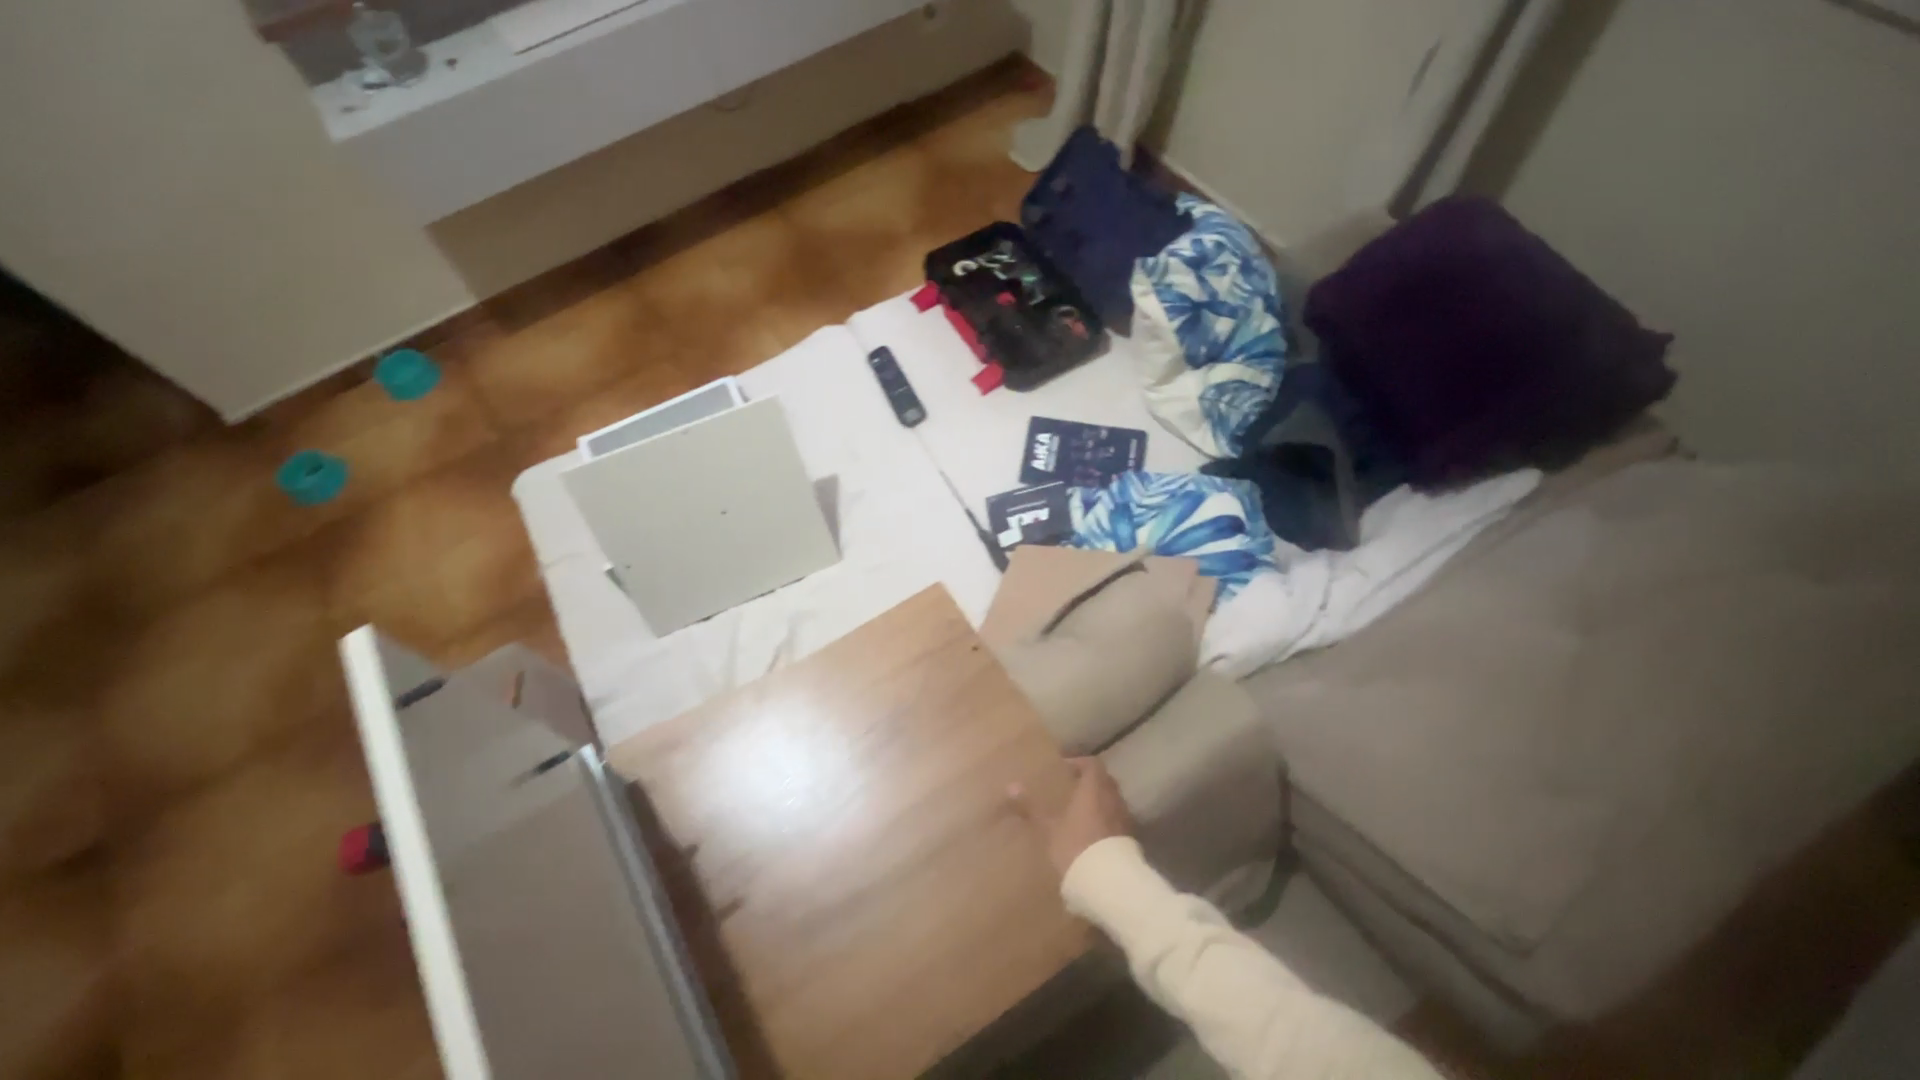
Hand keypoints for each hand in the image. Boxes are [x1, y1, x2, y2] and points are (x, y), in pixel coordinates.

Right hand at [1009, 757, 1134, 878]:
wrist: (1108, 881)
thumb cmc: (1076, 846)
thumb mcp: (1049, 828)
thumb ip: (1032, 807)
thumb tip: (1011, 786)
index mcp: (1094, 789)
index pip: (1092, 764)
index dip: (1079, 763)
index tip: (1065, 768)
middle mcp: (1113, 798)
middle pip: (1104, 781)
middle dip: (1089, 782)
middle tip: (1071, 788)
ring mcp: (1124, 818)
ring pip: (1111, 801)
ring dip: (1098, 802)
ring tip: (1080, 812)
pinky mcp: (1129, 838)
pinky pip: (1116, 820)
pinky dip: (1105, 820)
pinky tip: (1092, 833)